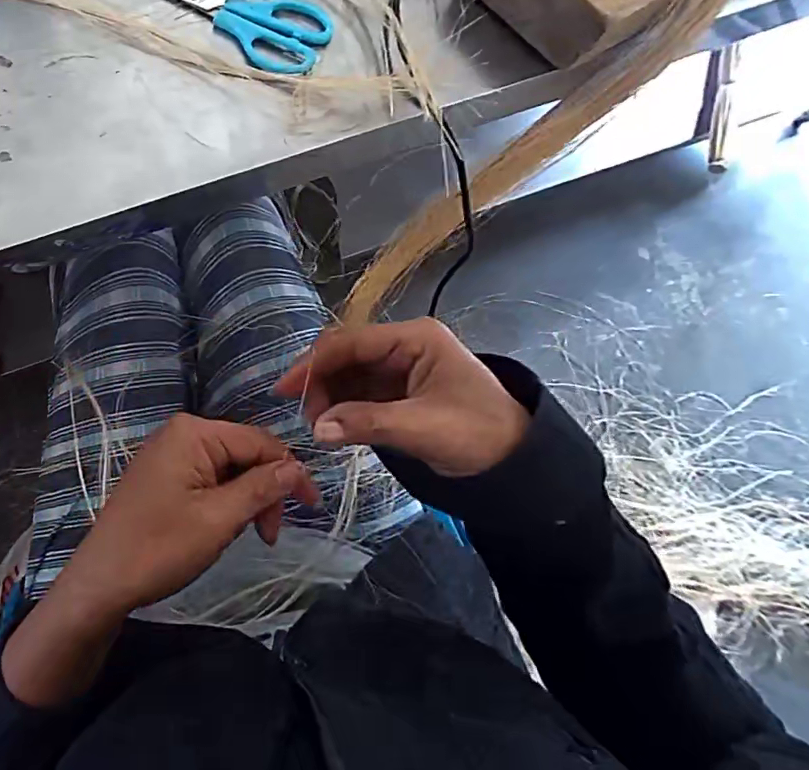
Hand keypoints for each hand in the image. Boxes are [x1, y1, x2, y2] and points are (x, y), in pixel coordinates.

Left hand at [49, 414, 320, 620]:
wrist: (105, 575)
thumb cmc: (161, 545)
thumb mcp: (219, 518)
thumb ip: (260, 488)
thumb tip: (296, 468)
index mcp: (193, 432)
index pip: (258, 440)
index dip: (290, 471)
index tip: (311, 509)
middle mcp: (180, 432)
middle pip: (243, 451)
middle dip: (265, 489)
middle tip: (269, 535)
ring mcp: (168, 451)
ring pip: (228, 467)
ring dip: (247, 498)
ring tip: (250, 535)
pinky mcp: (163, 472)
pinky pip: (207, 476)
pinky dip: (225, 500)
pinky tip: (226, 525)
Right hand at [273, 317, 527, 477]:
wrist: (523, 470)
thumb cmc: (481, 436)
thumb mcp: (423, 428)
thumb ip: (367, 422)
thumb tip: (316, 429)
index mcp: (414, 339)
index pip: (349, 342)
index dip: (313, 363)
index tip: (285, 388)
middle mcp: (401, 346)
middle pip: (342, 354)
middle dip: (318, 381)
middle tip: (305, 414)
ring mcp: (397, 367)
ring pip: (344, 373)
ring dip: (326, 396)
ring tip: (318, 424)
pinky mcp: (394, 390)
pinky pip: (354, 391)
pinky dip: (339, 406)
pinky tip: (331, 424)